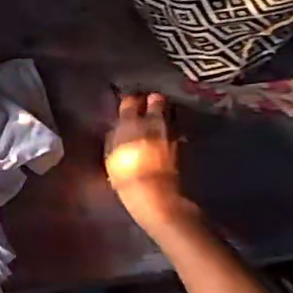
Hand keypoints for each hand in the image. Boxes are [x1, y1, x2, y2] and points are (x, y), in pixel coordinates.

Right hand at [105, 92, 198, 231]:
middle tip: (147, 102)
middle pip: (156, 101)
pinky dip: (169, 127)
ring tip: (156, 116)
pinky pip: (174, 128)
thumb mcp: (111, 154)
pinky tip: (164, 133)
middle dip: (152, 100)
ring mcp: (170, 132)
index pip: (130, 102)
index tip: (126, 101)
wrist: (154, 192)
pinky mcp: (181, 144)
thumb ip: (116, 136)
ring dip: (163, 112)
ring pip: (169, 113)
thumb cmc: (124, 174)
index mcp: (131, 122)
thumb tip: (119, 128)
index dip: (129, 100)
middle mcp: (153, 122)